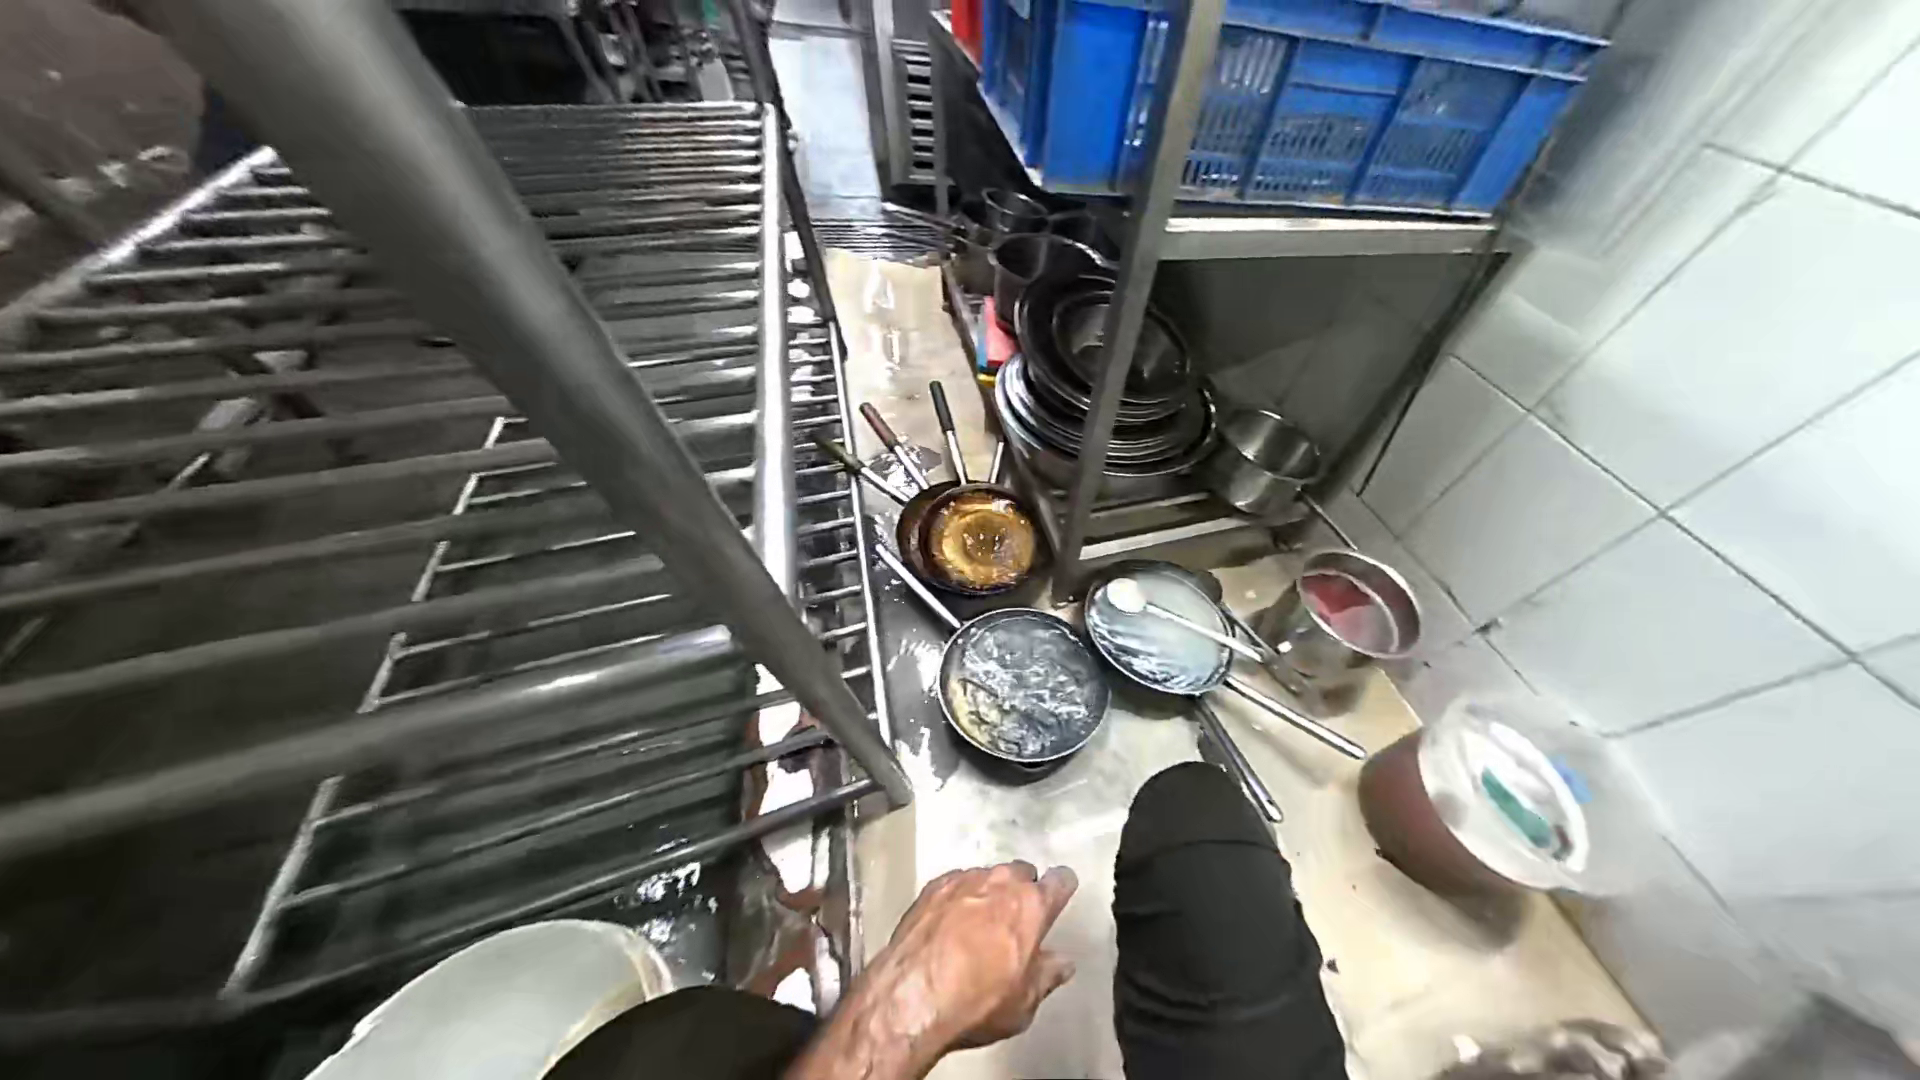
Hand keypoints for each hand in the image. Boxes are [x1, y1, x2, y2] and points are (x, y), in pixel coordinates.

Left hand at [876, 861, 1078, 1049]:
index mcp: (1032, 905)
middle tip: (1014, 923)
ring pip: (988, 877)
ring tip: (977, 928)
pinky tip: (950, 925)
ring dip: (988, 894)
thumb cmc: (976, 1001)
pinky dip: (959, 898)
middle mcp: (1001, 881)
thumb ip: (1048, 974)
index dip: (1061, 888)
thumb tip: (1061, 962)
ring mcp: (966, 878)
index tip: (1058, 896)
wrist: (914, 994)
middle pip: (1021, 873)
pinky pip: (957, 883)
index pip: (1060, 880)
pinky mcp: (936, 884)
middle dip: (1021, 892)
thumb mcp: (1024, 1002)